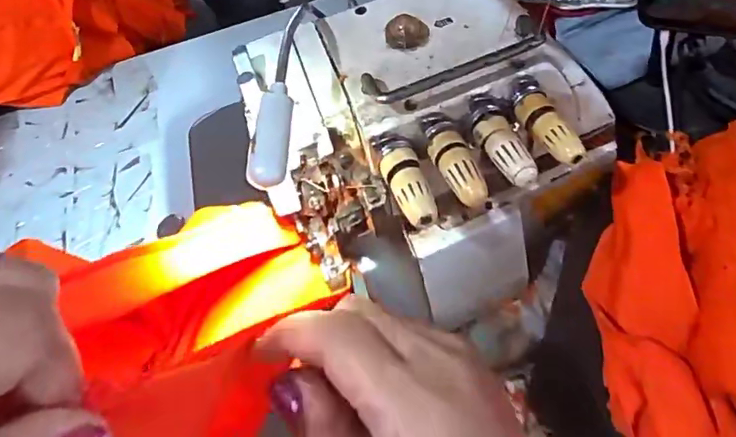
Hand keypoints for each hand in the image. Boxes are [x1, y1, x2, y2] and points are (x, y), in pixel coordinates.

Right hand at [256, 296, 522, 436]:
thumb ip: (329, 429)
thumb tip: (290, 380)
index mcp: (417, 401)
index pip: (333, 331)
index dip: (286, 334)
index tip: (257, 355)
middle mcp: (443, 361)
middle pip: (356, 312)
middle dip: (316, 332)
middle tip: (294, 378)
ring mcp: (465, 359)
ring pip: (382, 317)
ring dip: (348, 339)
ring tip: (337, 390)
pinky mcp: (478, 367)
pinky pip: (412, 334)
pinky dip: (382, 348)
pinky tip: (380, 392)